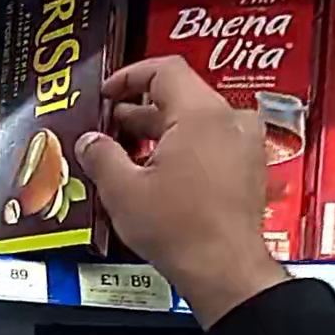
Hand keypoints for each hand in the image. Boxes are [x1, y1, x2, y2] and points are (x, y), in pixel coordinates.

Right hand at [76, 56, 288, 326]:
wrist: (220, 262)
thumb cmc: (174, 226)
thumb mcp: (121, 190)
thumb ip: (101, 156)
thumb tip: (89, 140)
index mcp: (199, 116)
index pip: (165, 71)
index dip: (129, 76)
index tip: (106, 91)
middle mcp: (229, 119)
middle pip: (179, 97)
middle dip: (138, 110)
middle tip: (106, 126)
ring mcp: (242, 142)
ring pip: (193, 122)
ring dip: (157, 132)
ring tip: (124, 152)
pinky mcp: (245, 165)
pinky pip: (208, 142)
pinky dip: (177, 148)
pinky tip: (153, 172)